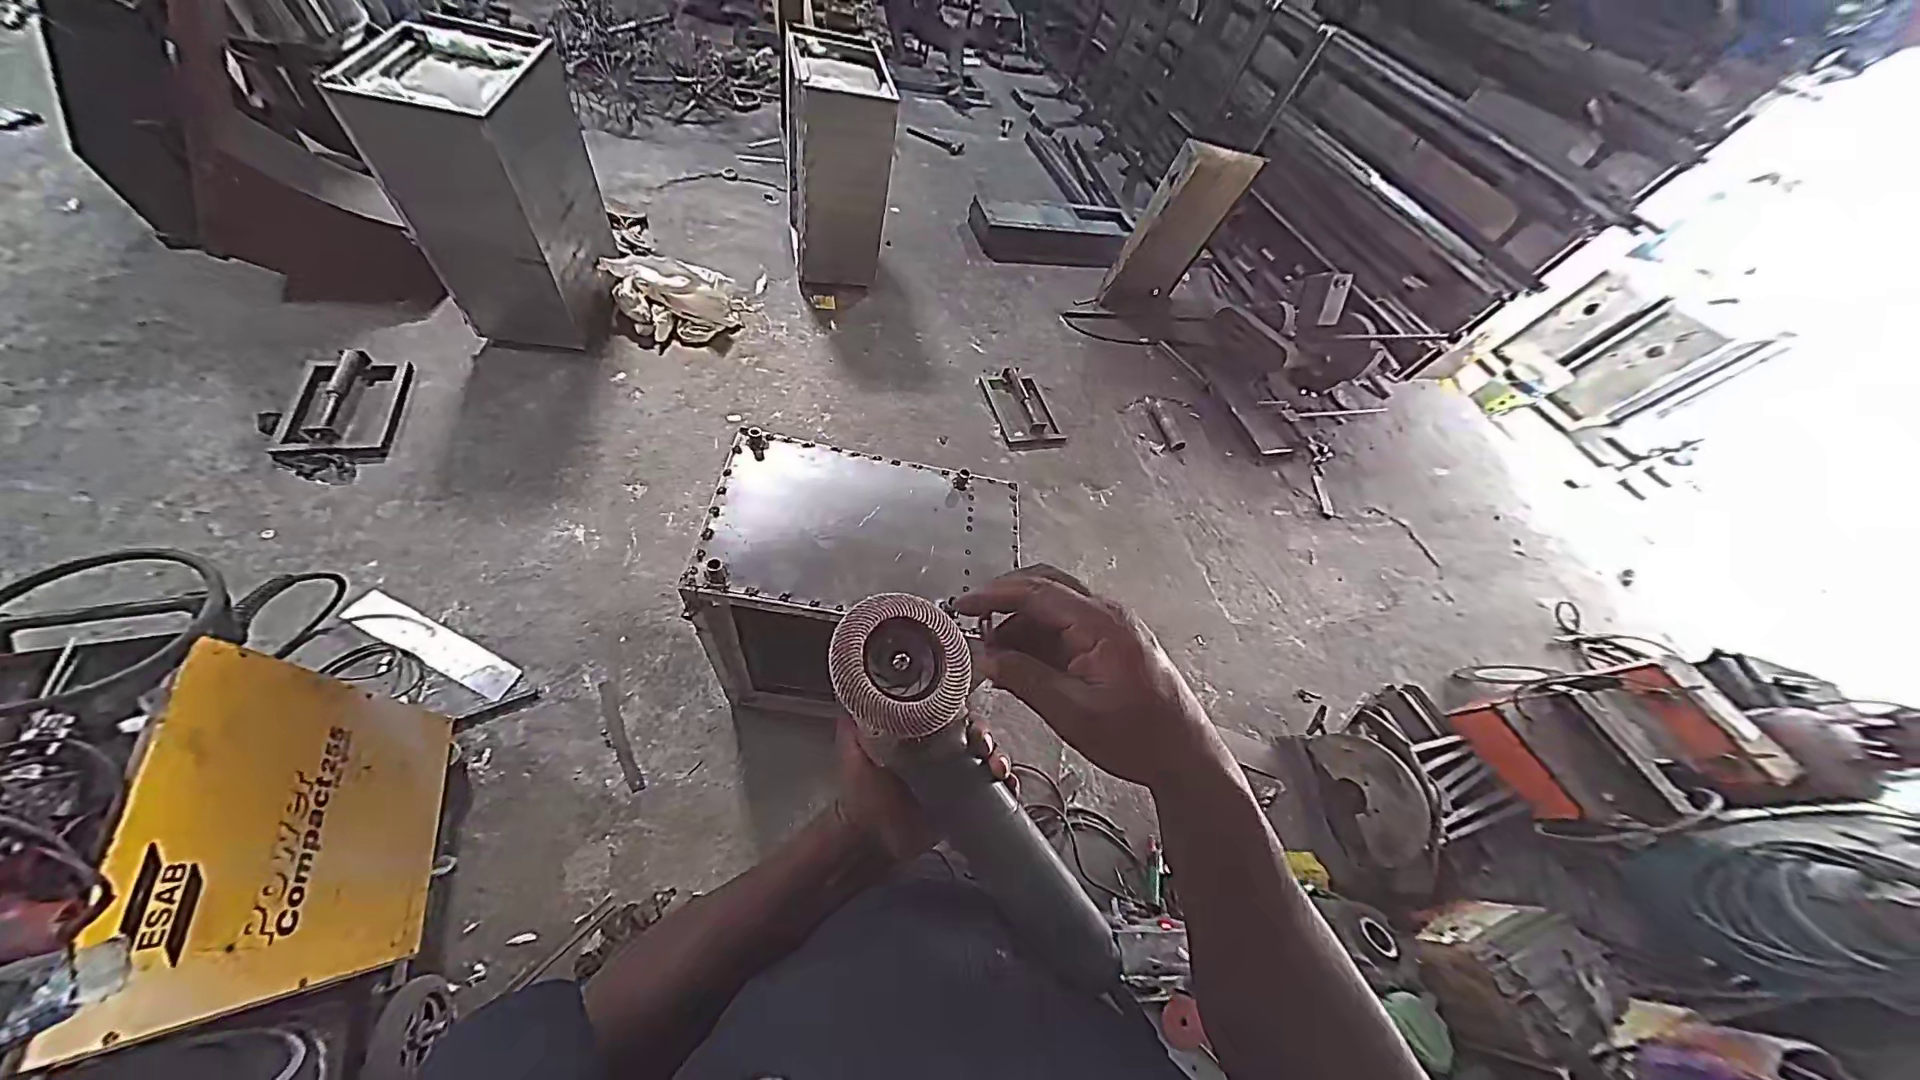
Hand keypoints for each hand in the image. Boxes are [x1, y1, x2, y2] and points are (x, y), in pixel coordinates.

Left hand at [831, 713, 1012, 860]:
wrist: (868, 836)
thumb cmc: (861, 791)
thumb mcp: (853, 750)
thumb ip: (853, 722)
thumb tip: (850, 688)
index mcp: (924, 733)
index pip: (954, 713)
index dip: (967, 713)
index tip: (971, 722)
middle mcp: (944, 750)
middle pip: (978, 733)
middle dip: (988, 736)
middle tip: (985, 746)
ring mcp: (958, 776)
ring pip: (991, 757)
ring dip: (1001, 758)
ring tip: (998, 769)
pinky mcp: (967, 802)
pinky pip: (996, 789)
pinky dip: (1008, 785)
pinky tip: (1008, 787)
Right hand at [953, 566, 1233, 792]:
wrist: (1184, 755)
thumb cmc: (1140, 737)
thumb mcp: (1072, 712)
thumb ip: (1024, 679)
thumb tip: (985, 659)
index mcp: (1101, 624)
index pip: (1038, 593)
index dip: (994, 596)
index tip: (964, 605)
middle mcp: (1106, 615)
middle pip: (1045, 587)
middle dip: (1004, 601)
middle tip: (972, 621)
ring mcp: (1108, 627)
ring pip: (1051, 607)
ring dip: (1018, 623)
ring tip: (991, 654)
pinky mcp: (1107, 643)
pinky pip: (1062, 628)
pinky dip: (1034, 639)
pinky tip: (1017, 662)